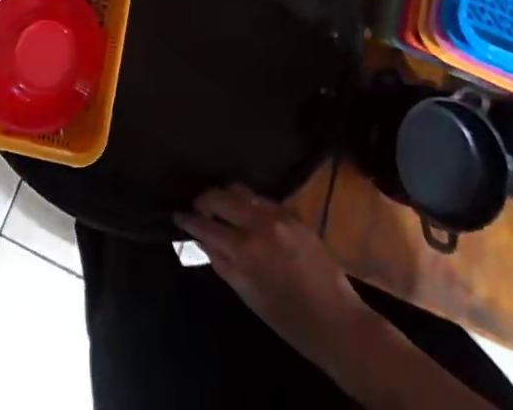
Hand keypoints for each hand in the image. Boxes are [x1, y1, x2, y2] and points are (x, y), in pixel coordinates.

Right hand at [175, 185, 371, 363]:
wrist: (335, 319)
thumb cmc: (287, 318)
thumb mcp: (248, 294)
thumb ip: (223, 264)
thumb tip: (202, 241)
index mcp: (246, 250)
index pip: (207, 225)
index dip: (189, 219)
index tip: (177, 215)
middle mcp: (261, 224)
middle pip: (222, 197)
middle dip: (205, 200)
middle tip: (196, 207)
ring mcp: (281, 215)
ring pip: (243, 192)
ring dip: (227, 196)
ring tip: (218, 206)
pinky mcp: (296, 213)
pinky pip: (264, 199)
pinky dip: (249, 202)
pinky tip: (245, 212)